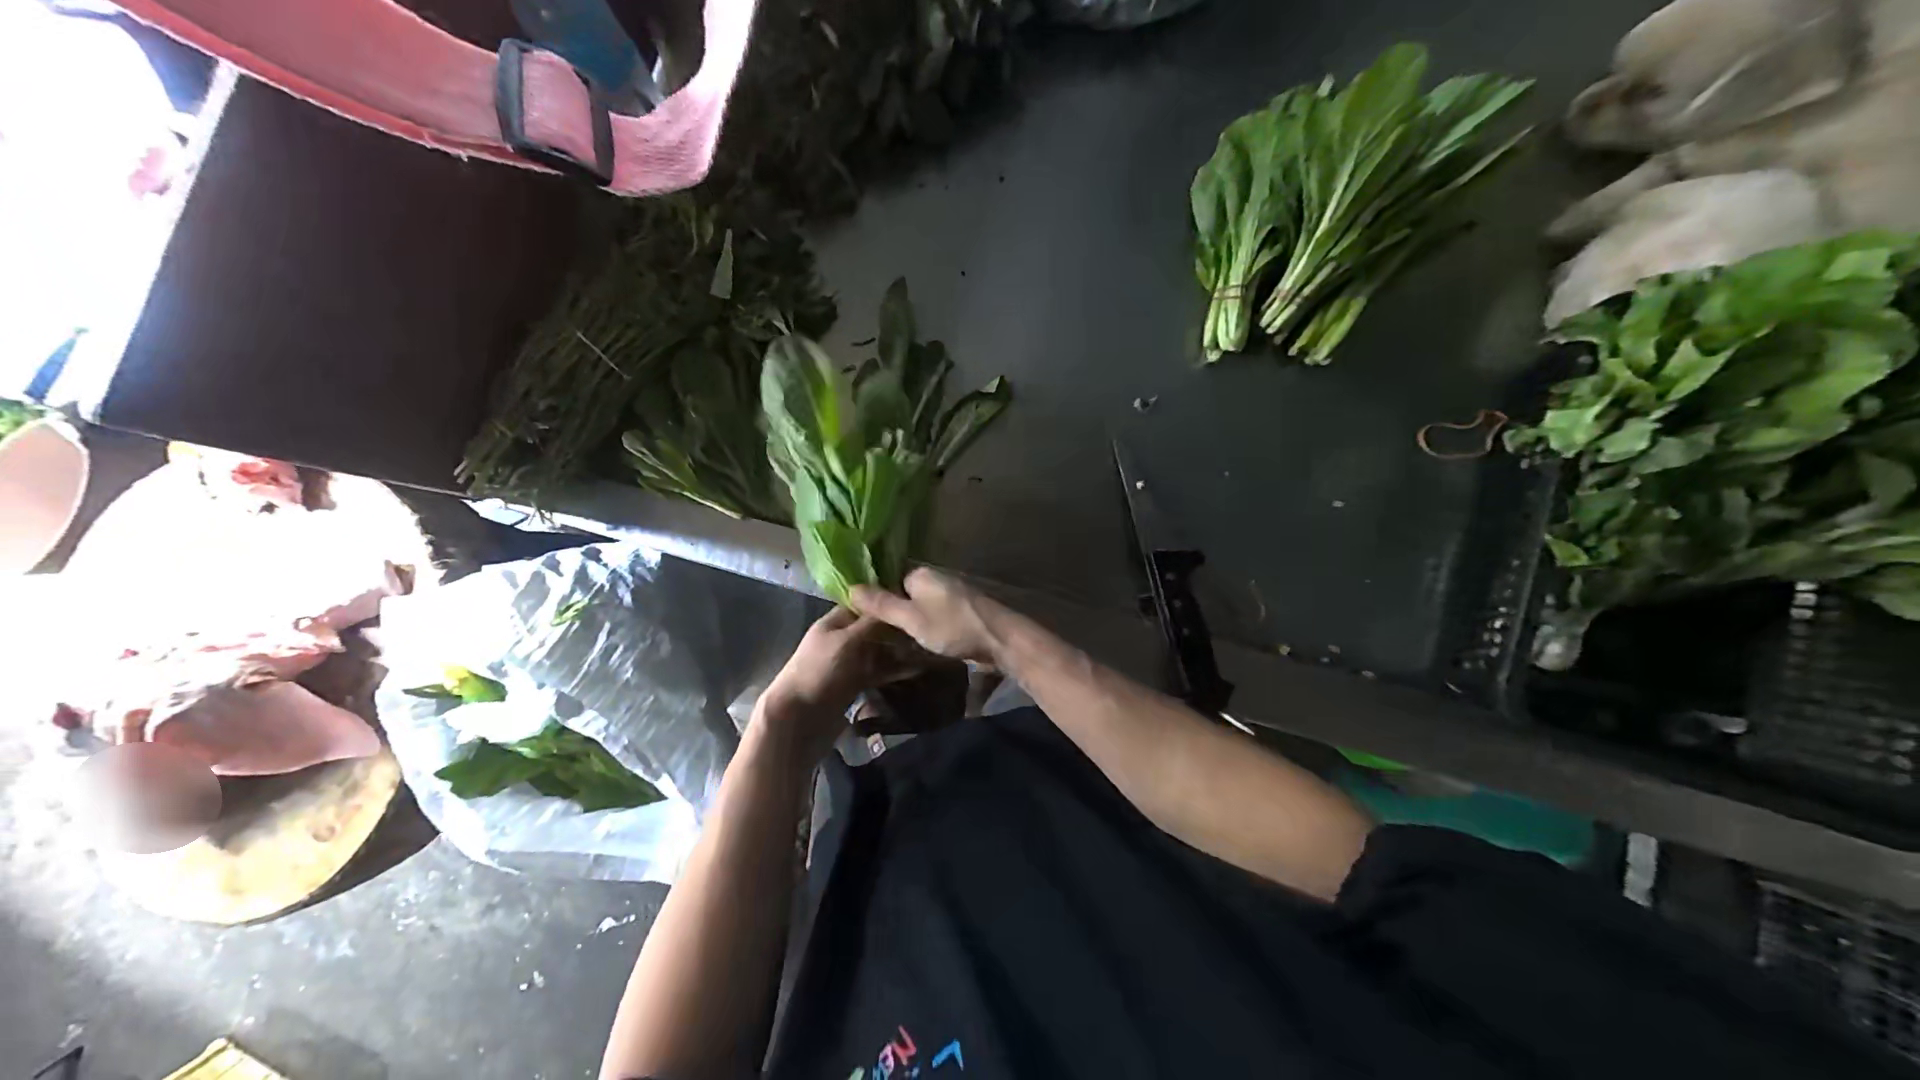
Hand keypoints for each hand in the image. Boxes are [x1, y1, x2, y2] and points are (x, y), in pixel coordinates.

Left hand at [754, 607, 918, 761]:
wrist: (799, 720)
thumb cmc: (820, 672)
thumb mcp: (847, 641)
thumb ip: (871, 622)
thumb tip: (894, 598)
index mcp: (834, 622)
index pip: (863, 604)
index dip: (886, 600)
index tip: (914, 599)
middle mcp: (842, 639)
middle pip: (874, 628)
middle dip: (898, 627)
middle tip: (928, 626)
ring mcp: (849, 663)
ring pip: (879, 651)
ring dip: (900, 650)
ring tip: (928, 647)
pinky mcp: (855, 685)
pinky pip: (879, 672)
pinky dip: (895, 670)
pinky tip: (917, 668)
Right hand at [851, 569, 1001, 666]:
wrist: (1000, 641)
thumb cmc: (953, 627)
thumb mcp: (911, 619)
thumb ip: (882, 605)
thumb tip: (850, 587)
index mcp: (921, 573)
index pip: (888, 577)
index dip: (875, 595)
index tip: (861, 615)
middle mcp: (936, 579)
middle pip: (905, 592)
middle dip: (892, 611)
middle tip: (873, 633)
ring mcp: (951, 595)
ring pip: (921, 606)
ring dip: (909, 622)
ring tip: (891, 641)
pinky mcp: (962, 613)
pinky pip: (935, 617)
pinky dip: (926, 628)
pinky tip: (918, 643)